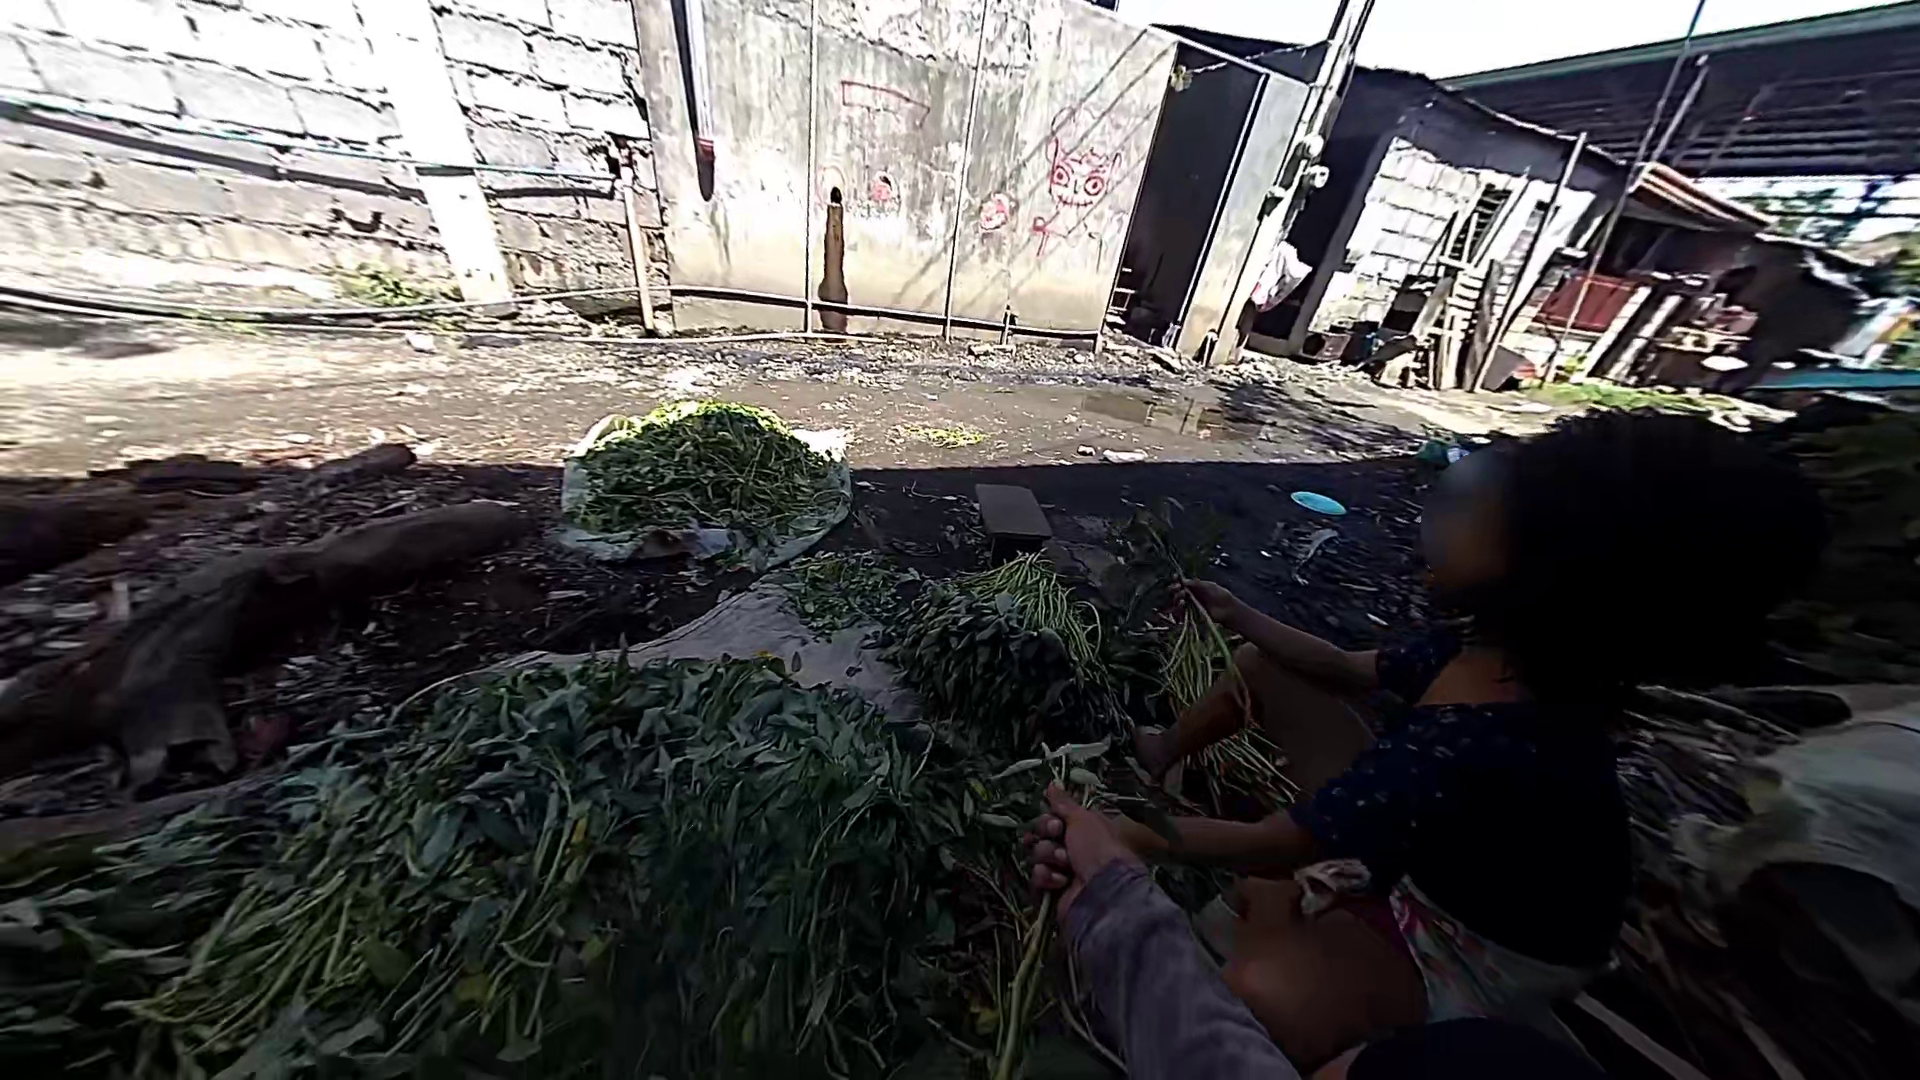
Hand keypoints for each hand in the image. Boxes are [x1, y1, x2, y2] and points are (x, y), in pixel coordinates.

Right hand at [1024, 785, 1142, 919]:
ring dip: (1049, 857)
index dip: (1049, 819)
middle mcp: (1072, 849)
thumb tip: (1052, 783)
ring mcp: (1062, 871)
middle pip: (1041, 835)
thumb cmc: (1099, 849)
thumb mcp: (1083, 818)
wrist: (1104, 893)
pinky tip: (1060, 881)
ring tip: (1065, 865)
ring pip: (1037, 854)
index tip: (1057, 823)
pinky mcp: (1053, 892)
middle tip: (1058, 838)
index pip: (1051, 818)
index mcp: (1082, 830)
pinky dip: (1047, 878)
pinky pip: (1036, 877)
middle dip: (1047, 836)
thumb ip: (1063, 803)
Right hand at [1181, 579, 1243, 627]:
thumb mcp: (1209, 586)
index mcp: (1194, 587)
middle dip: (1174, 590)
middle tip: (1178, 589)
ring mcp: (1190, 606)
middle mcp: (1190, 596)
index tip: (1175, 578)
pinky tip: (1182, 606)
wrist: (1227, 610)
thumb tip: (1183, 580)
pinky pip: (1179, 613)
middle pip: (1175, 592)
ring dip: (1176, 599)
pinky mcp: (1191, 615)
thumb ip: (1196, 583)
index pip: (1181, 583)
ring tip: (1182, 598)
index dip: (1176, 581)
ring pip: (1176, 602)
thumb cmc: (1221, 596)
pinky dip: (1177, 610)